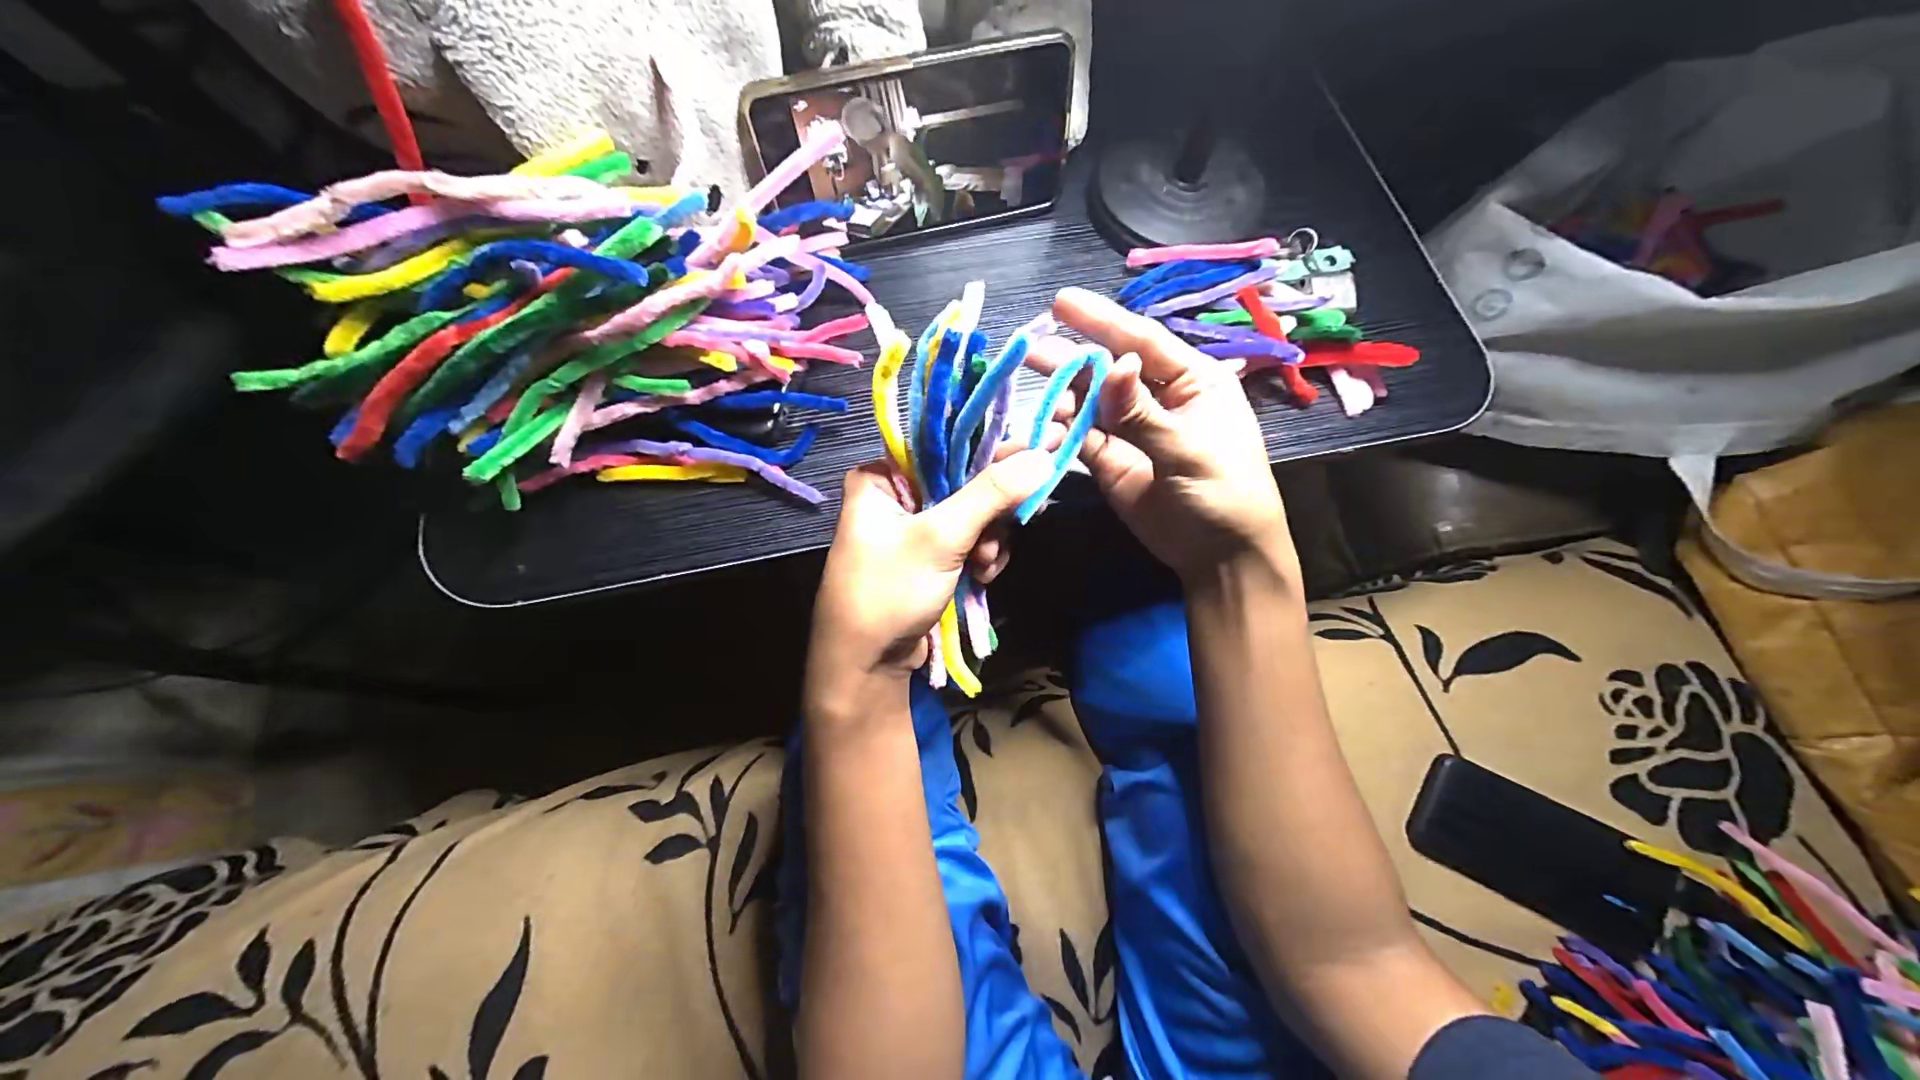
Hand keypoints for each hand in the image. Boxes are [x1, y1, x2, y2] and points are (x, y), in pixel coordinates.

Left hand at [805, 451, 1054, 716]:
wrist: (865, 666)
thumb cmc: (889, 592)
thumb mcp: (940, 538)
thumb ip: (991, 494)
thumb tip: (1043, 454)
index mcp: (882, 476)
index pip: (947, 445)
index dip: (995, 448)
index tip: (1041, 451)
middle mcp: (897, 494)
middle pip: (966, 480)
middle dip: (991, 512)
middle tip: (1009, 530)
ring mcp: (914, 527)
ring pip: (974, 514)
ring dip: (990, 539)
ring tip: (986, 566)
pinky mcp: (930, 556)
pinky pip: (969, 540)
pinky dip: (982, 556)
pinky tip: (983, 577)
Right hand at [1032, 287, 1295, 583]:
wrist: (1220, 556)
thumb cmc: (1225, 493)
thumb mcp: (1189, 449)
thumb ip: (1143, 412)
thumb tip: (1114, 366)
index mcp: (1193, 380)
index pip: (1142, 341)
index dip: (1102, 320)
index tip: (1061, 302)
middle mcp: (1158, 397)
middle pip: (1108, 367)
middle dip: (1072, 353)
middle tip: (1031, 341)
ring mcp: (1130, 429)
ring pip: (1089, 401)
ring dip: (1061, 390)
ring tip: (1029, 373)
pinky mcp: (1110, 460)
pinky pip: (1080, 437)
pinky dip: (1061, 430)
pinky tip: (1043, 421)